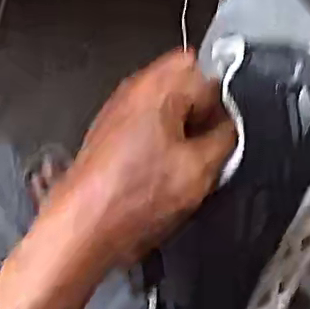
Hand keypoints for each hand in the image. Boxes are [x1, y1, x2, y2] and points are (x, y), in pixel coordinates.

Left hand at [48, 50, 237, 268]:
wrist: (78, 233)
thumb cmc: (128, 200)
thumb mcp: (200, 171)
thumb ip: (228, 138)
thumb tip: (232, 128)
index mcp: (162, 85)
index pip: (213, 75)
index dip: (225, 106)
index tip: (225, 132)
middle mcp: (137, 86)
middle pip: (188, 76)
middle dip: (202, 105)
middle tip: (206, 139)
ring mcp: (119, 106)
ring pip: (168, 97)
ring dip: (181, 120)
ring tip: (181, 157)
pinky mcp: (109, 128)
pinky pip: (148, 116)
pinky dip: (160, 133)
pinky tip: (158, 167)